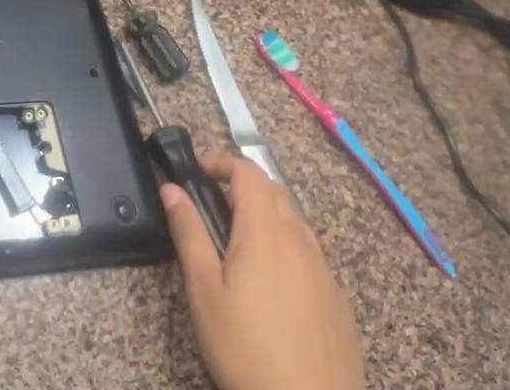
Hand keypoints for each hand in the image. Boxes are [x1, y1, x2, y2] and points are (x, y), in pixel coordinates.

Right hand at [164, 154, 363, 389]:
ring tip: (237, 243)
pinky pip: (310, 256)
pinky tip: (270, 284)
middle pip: (274, 191)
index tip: (198, 171)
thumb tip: (171, 189)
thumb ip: (189, 233)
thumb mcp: (204, 290)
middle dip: (242, 185)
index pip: (249, 173)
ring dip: (265, 215)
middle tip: (211, 204)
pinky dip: (285, 247)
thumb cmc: (246, 347)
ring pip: (295, 223)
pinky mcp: (338, 300)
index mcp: (265, 232)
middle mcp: (300, 242)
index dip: (222, 162)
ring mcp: (324, 271)